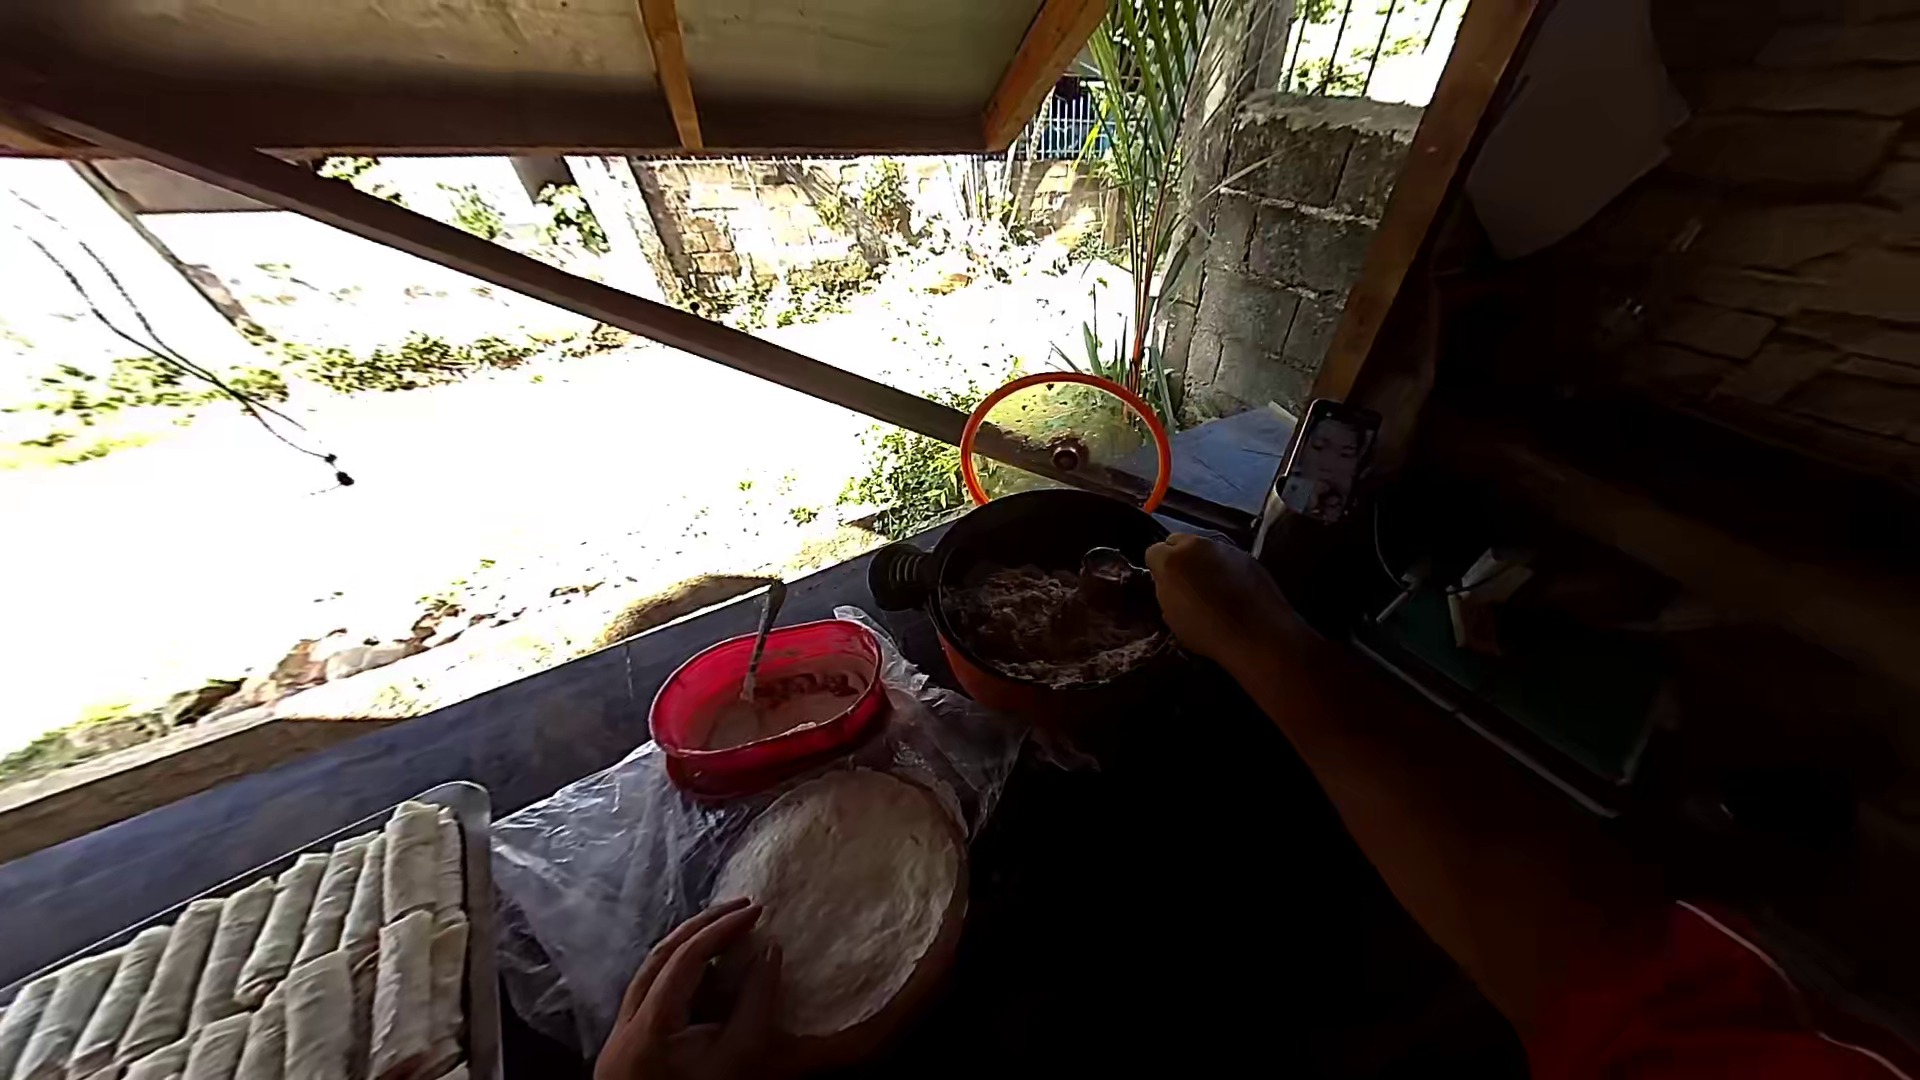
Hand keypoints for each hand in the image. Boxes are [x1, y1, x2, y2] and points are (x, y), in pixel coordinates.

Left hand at [596, 898, 781, 1079]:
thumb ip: (758, 999)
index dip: (724, 927)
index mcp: (649, 1029)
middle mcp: (623, 1029)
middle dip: (703, 924)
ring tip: (725, 927)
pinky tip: (704, 966)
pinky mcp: (622, 1053)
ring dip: (688, 942)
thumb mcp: (742, 1058)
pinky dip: (678, 968)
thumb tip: (770, 950)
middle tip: (742, 907)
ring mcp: (616, 1042)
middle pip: (659, 955)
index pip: (687, 956)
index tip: (758, 910)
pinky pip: (648, 991)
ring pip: (648, 971)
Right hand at [1144, 533, 1293, 670]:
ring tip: (1211, 587)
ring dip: (1201, 561)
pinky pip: (1225, 556)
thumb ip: (1164, 589)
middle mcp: (1196, 545)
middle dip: (1177, 557)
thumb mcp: (1171, 615)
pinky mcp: (1247, 555)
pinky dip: (1223, 567)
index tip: (1165, 585)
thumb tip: (1167, 580)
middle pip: (1177, 541)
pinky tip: (1232, 589)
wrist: (1259, 636)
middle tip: (1185, 583)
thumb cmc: (1207, 632)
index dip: (1157, 569)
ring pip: (1203, 547)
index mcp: (1171, 560)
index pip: (1152, 552)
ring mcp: (1224, 548)